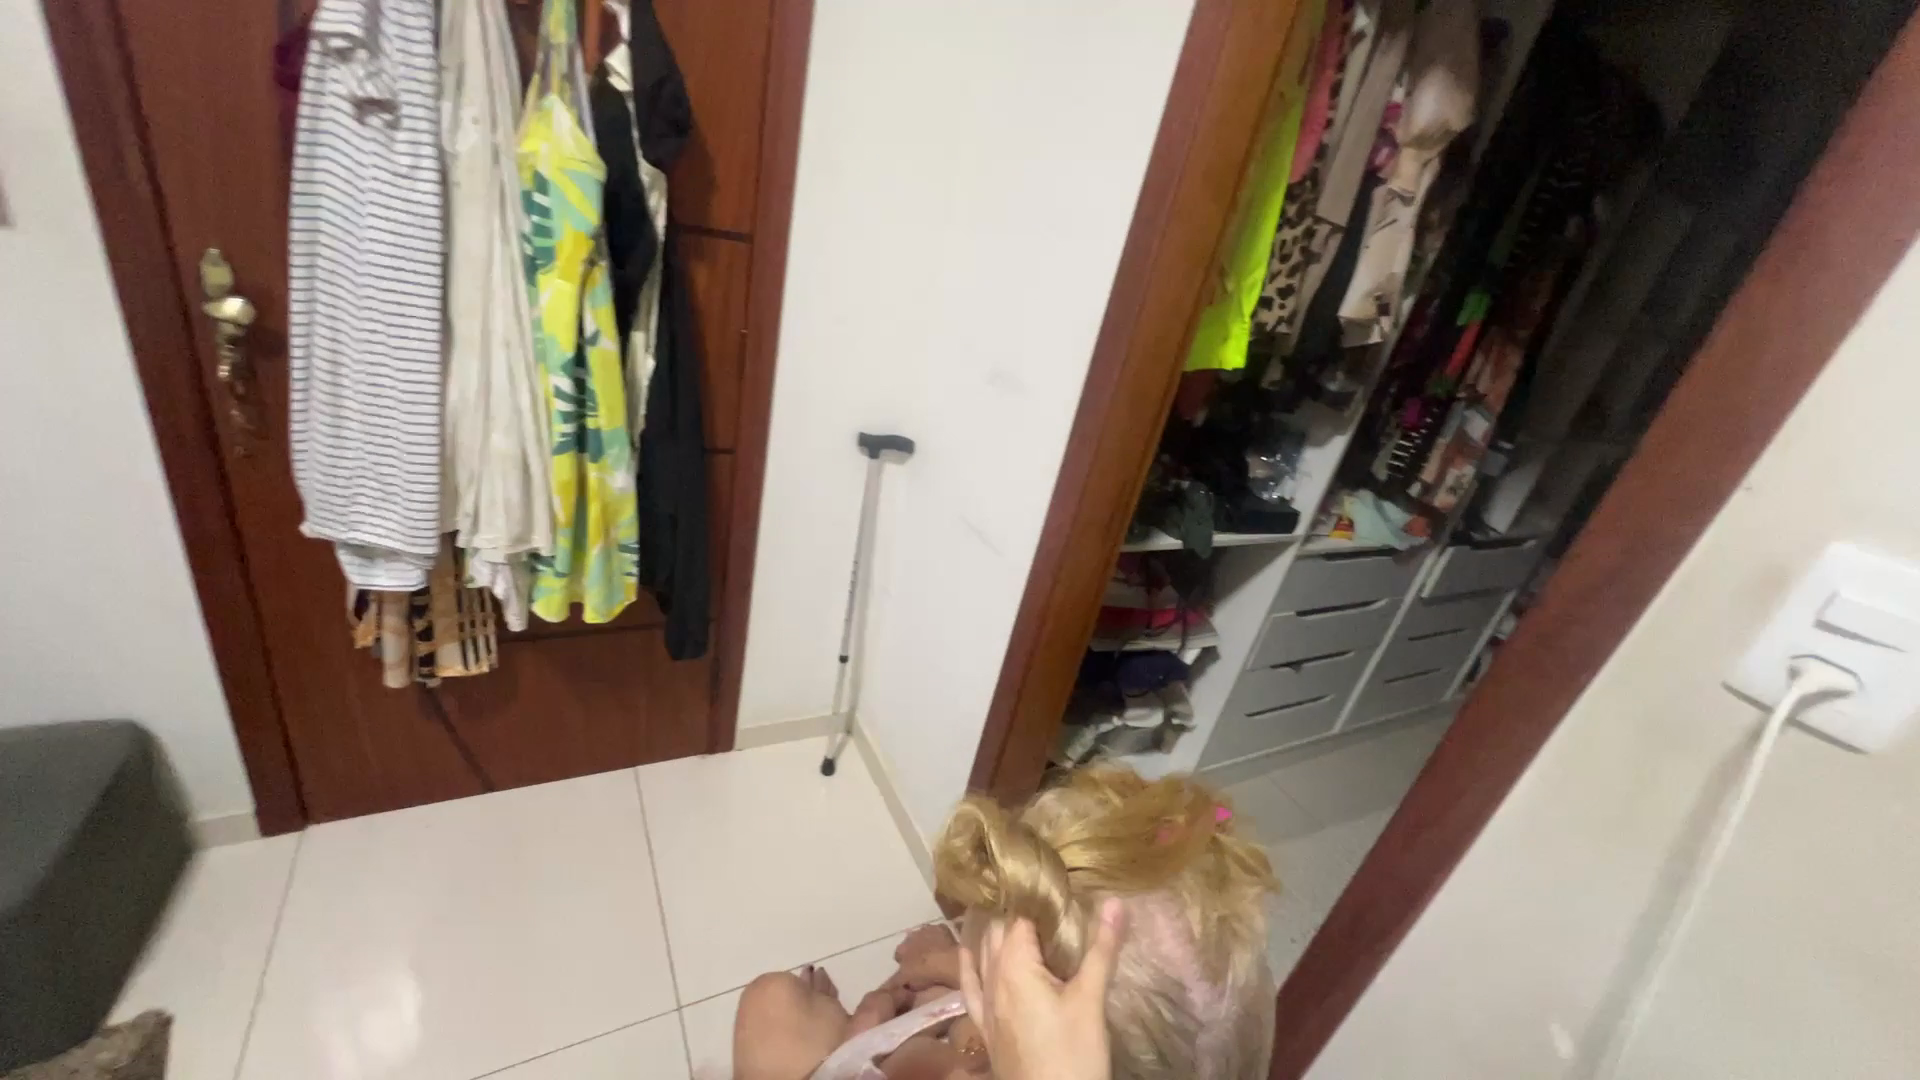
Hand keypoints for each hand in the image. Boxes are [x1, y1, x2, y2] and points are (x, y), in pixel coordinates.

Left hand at [957, 897, 1125, 1079]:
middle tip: (1039, 897)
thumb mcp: (1091, 999)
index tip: (1049, 879)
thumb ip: (1102, 948)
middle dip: (1014, 910)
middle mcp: (993, 977)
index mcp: (1014, 962)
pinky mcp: (986, 1028)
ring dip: (992, 932)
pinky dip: (969, 964)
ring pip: (982, 954)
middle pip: (997, 930)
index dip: (1033, 895)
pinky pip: (970, 987)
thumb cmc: (1073, 1054)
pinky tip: (967, 953)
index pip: (1018, 913)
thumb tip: (1116, 900)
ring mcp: (985, 1004)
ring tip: (1007, 910)